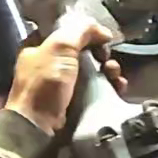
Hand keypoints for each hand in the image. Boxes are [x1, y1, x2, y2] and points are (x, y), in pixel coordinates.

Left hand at [4, 12, 124, 135]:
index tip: (100, 37)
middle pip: (84, 51)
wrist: (39, 126)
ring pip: (93, 70)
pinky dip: (109, 86)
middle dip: (101, 53)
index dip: (85, 31)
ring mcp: (63, 84)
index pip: (66, 30)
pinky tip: (118, 86)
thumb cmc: (45, 82)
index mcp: (39, 46)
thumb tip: (103, 31)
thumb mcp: (60, 46)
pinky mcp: (75, 102)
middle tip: (106, 58)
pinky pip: (97, 89)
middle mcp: (50, 63)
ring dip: (108, 69)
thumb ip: (81, 31)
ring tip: (114, 74)